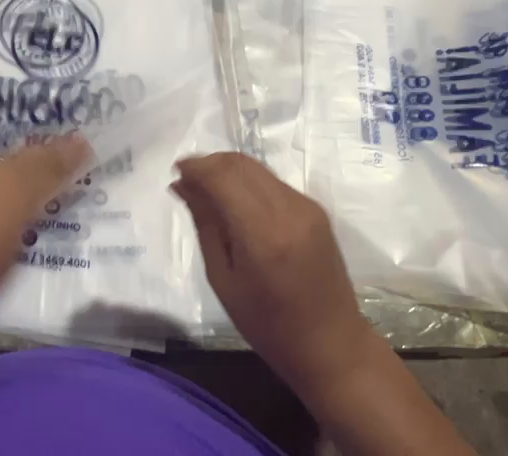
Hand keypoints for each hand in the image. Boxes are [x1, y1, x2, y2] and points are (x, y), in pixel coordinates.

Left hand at [0, 134, 90, 333]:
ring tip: (38, 204)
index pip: (37, 155)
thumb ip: (44, 174)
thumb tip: (79, 141)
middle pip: (13, 166)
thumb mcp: (13, 212)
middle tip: (68, 177)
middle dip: (40, 168)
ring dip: (16, 187)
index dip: (62, 155)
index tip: (87, 153)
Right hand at [172, 152, 375, 399]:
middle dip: (209, 163)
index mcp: (262, 233)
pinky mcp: (316, 210)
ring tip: (208, 189)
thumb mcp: (224, 279)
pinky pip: (273, 182)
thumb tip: (183, 185)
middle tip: (187, 179)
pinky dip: (248, 181)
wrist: (332, 344)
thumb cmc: (269, 324)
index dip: (196, 168)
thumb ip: (205, 224)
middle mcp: (288, 209)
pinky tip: (236, 201)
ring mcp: (306, 206)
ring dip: (228, 170)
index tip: (176, 173)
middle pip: (240, 164)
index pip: (222, 177)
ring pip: (257, 168)